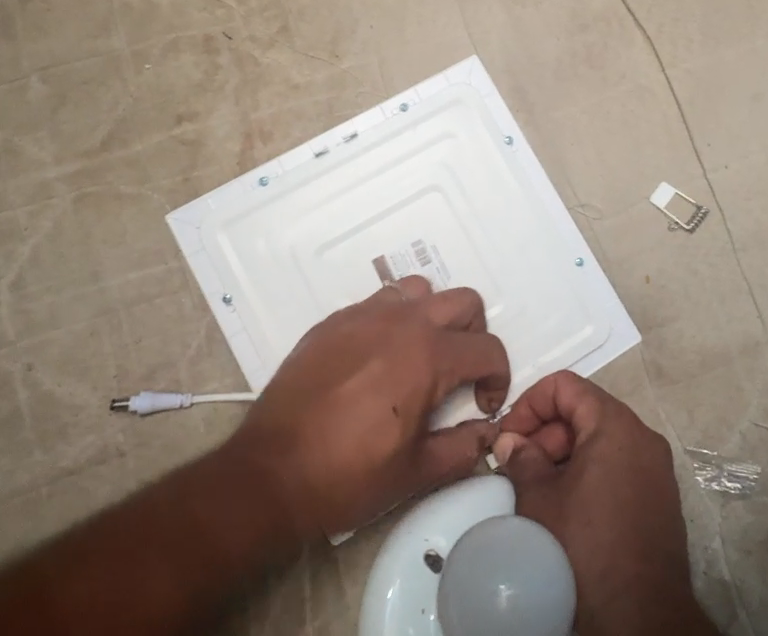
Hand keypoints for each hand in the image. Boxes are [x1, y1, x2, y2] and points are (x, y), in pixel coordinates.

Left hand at [227, 275, 509, 537]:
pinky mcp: (331, 322)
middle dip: (474, 335)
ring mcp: (363, 316)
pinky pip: (377, 304)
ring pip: (419, 291)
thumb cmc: (348, 477)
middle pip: (463, 301)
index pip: (488, 349)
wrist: (270, 474)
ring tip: (420, 355)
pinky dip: (391, 321)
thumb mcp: (417, 473)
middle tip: (461, 373)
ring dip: (432, 317)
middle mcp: (402, 323)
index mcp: (430, 356)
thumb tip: (487, 432)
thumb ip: (464, 448)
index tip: (482, 406)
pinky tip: (377, 361)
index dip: (498, 379)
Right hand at [493, 371, 718, 635]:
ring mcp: (656, 468)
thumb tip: (510, 441)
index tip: (509, 436)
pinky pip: (620, 465)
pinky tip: (568, 505)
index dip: (531, 403)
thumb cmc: (585, 546)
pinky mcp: (660, 496)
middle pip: (586, 410)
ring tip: (539, 489)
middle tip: (518, 466)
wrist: (640, 613)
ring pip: (602, 439)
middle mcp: (643, 437)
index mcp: (616, 425)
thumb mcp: (541, 499)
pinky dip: (590, 472)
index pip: (567, 386)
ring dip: (566, 454)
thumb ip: (521, 459)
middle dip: (547, 432)